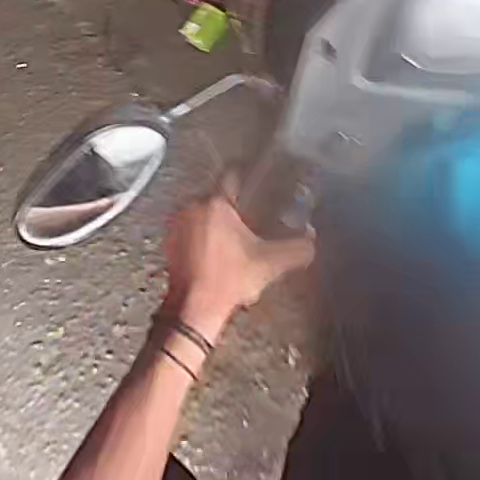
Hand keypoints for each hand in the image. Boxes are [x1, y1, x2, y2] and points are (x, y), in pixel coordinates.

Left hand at [162, 188, 314, 342]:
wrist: (195, 305)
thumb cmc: (227, 281)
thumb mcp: (270, 263)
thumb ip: (296, 249)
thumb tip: (310, 242)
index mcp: (217, 204)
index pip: (231, 176)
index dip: (244, 175)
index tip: (250, 175)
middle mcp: (193, 207)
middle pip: (217, 198)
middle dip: (231, 210)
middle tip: (245, 226)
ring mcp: (178, 224)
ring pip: (201, 214)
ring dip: (214, 224)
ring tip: (230, 245)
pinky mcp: (169, 241)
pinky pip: (188, 230)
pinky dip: (199, 238)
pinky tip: (213, 255)